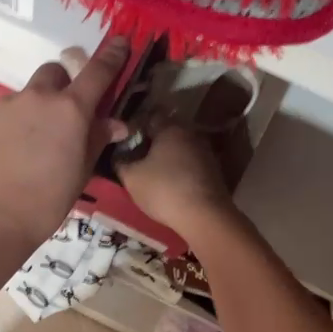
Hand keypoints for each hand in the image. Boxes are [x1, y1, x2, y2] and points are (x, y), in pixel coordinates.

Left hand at [0, 36, 131, 246]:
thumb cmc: (48, 201)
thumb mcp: (81, 172)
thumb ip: (96, 140)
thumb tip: (114, 123)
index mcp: (70, 109)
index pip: (97, 72)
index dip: (111, 56)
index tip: (119, 43)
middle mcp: (37, 97)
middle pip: (53, 73)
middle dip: (61, 85)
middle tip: (62, 113)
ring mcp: (5, 106)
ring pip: (25, 95)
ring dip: (32, 109)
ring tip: (29, 143)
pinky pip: (2, 114)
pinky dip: (9, 126)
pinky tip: (7, 153)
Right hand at [114, 122, 237, 233]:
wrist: (204, 216)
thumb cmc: (163, 190)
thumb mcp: (131, 178)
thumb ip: (121, 162)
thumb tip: (119, 156)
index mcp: (170, 128)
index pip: (149, 116)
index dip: (134, 127)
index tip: (124, 141)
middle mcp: (190, 133)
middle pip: (166, 131)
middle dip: (150, 141)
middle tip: (135, 157)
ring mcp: (205, 151)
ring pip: (178, 147)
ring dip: (165, 156)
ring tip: (150, 171)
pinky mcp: (212, 169)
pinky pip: (189, 162)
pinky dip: (177, 167)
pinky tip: (168, 182)